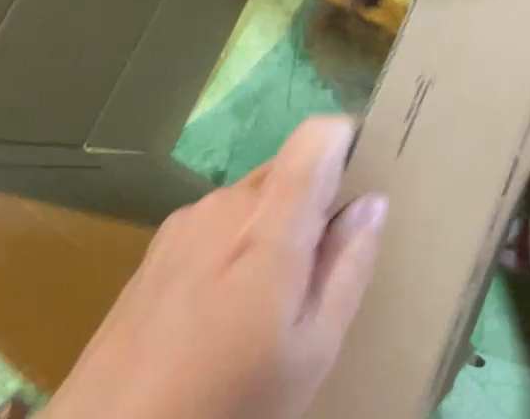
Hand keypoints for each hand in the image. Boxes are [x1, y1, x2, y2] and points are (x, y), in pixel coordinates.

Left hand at [46, 115, 388, 418]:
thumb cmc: (230, 402)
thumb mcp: (311, 351)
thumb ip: (348, 266)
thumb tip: (373, 201)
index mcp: (269, 221)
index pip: (317, 136)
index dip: (347, 143)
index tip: (363, 184)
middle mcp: (225, 203)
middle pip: (287, 170)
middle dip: (314, 204)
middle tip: (320, 274)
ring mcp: (184, 223)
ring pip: (252, 200)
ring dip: (274, 230)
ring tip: (270, 306)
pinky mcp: (157, 248)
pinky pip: (217, 225)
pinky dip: (236, 248)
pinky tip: (223, 314)